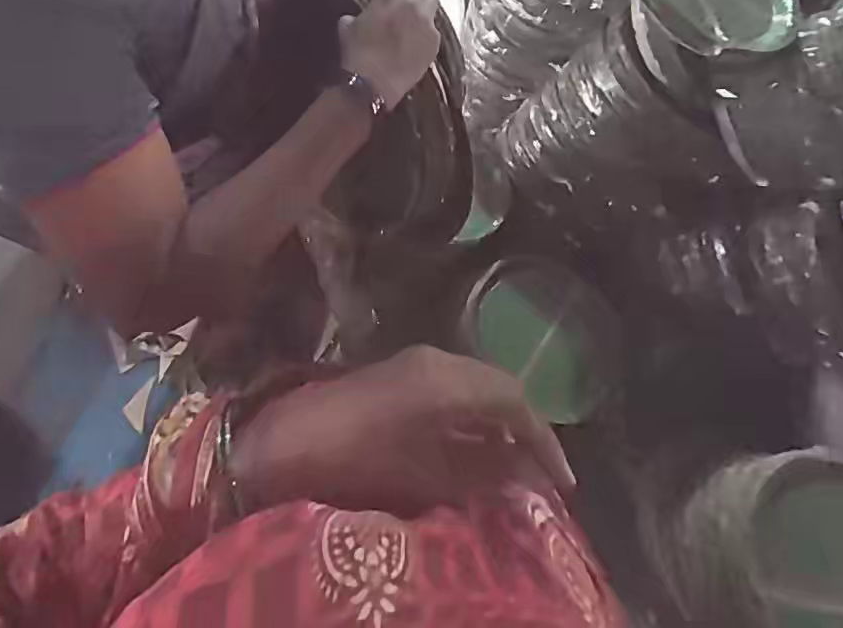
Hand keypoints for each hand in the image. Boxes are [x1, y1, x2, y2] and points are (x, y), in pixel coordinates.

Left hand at [229, 346, 574, 515]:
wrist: (279, 443)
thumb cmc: (351, 462)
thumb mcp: (420, 478)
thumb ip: (478, 475)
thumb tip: (525, 480)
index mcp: (444, 378)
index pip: (512, 399)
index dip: (543, 439)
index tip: (562, 482)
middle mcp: (436, 360)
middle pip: (498, 388)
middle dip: (524, 431)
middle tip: (542, 478)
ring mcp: (415, 363)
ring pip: (476, 388)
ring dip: (497, 426)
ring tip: (514, 472)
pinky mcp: (399, 374)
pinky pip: (452, 392)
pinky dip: (470, 421)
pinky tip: (472, 454)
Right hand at [338, 0, 440, 109]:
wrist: (375, 84)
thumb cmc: (356, 54)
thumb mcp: (347, 29)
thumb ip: (355, 17)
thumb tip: (356, 18)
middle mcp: (410, 3)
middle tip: (398, 7)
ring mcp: (425, 21)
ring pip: (430, 2)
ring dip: (421, 7)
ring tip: (414, 19)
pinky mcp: (435, 40)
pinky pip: (433, 28)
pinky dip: (426, 32)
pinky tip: (418, 41)